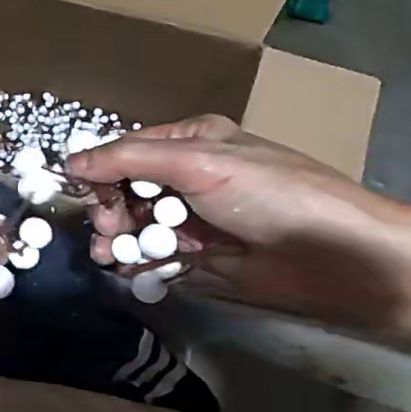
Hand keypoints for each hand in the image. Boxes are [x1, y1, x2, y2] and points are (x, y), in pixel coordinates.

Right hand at [66, 115, 410, 326]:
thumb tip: (71, 161)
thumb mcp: (200, 163)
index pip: (128, 151)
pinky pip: (154, 256)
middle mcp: (189, 177)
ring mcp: (194, 219)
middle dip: (109, 209)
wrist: (339, 259)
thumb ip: (131, 159)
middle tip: (107, 229)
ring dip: (116, 238)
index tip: (83, 194)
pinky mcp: (199, 257)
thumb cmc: (273, 196)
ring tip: (109, 255)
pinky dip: (137, 263)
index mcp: (193, 142)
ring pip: (136, 225)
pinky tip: (128, 270)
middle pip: (126, 191)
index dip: (100, 171)